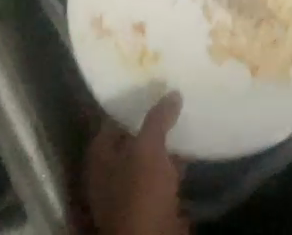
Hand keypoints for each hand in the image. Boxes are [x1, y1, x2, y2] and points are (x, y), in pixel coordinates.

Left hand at [84, 93, 188, 234]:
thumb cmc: (140, 191)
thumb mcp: (148, 149)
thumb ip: (158, 119)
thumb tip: (172, 93)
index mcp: (100, 155)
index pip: (113, 119)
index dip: (133, 102)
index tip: (155, 86)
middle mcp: (109, 171)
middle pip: (132, 138)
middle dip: (152, 122)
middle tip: (175, 100)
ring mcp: (129, 190)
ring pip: (149, 158)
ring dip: (165, 144)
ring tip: (187, 120)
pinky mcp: (150, 204)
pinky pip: (162, 176)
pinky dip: (174, 165)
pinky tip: (191, 151)